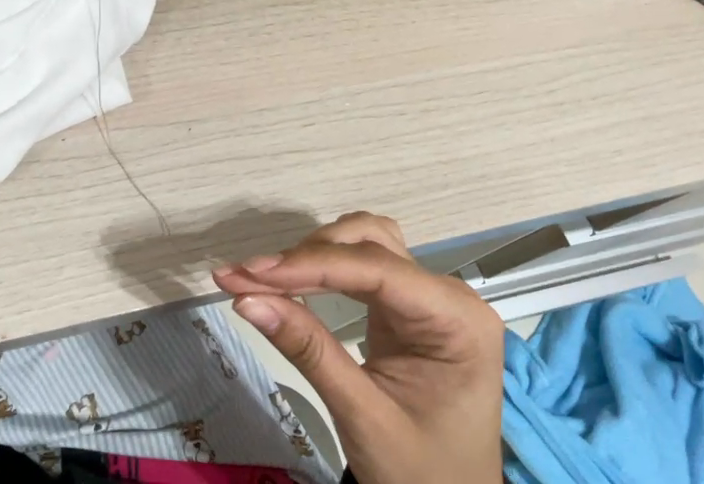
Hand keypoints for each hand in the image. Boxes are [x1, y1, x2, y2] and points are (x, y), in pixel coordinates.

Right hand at [213, 213, 503, 483]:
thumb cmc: (420, 472)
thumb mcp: (363, 416)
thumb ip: (309, 351)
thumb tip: (246, 299)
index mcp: (457, 320)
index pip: (375, 268)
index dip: (309, 264)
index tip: (248, 273)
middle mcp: (447, 296)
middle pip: (368, 242)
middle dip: (305, 255)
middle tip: (246, 280)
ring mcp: (427, 299)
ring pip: (362, 243)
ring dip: (311, 253)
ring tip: (263, 279)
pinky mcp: (404, 308)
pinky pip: (359, 268)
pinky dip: (320, 268)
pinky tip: (288, 281)